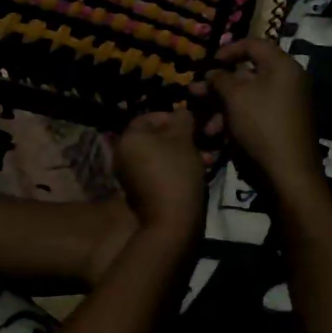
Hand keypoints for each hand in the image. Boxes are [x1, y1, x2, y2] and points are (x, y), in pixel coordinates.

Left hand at [112, 110, 204, 232]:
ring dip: (185, 153)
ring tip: (207, 158)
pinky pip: (160, 171)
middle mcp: (124, 155)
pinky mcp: (142, 191)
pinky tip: (198, 172)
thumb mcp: (183, 137)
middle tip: (204, 141)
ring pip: (162, 155)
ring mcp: (131, 175)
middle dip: (184, 137)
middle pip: (157, 137)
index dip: (175, 117)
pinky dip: (177, 168)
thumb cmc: (176, 171)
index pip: (151, 116)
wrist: (172, 220)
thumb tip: (182, 112)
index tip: (195, 124)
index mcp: (129, 138)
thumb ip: (183, 118)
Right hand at [192, 39, 319, 189]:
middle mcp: (288, 81)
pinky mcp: (281, 125)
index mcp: (283, 66)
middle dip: (218, 86)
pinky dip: (235, 121)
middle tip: (194, 93)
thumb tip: (213, 72)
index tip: (208, 63)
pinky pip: (255, 114)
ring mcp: (286, 105)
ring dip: (222, 108)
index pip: (254, 44)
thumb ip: (220, 79)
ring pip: (247, 98)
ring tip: (203, 125)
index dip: (228, 50)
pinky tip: (217, 137)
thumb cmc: (261, 125)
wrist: (288, 173)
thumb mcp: (235, 97)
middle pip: (248, 75)